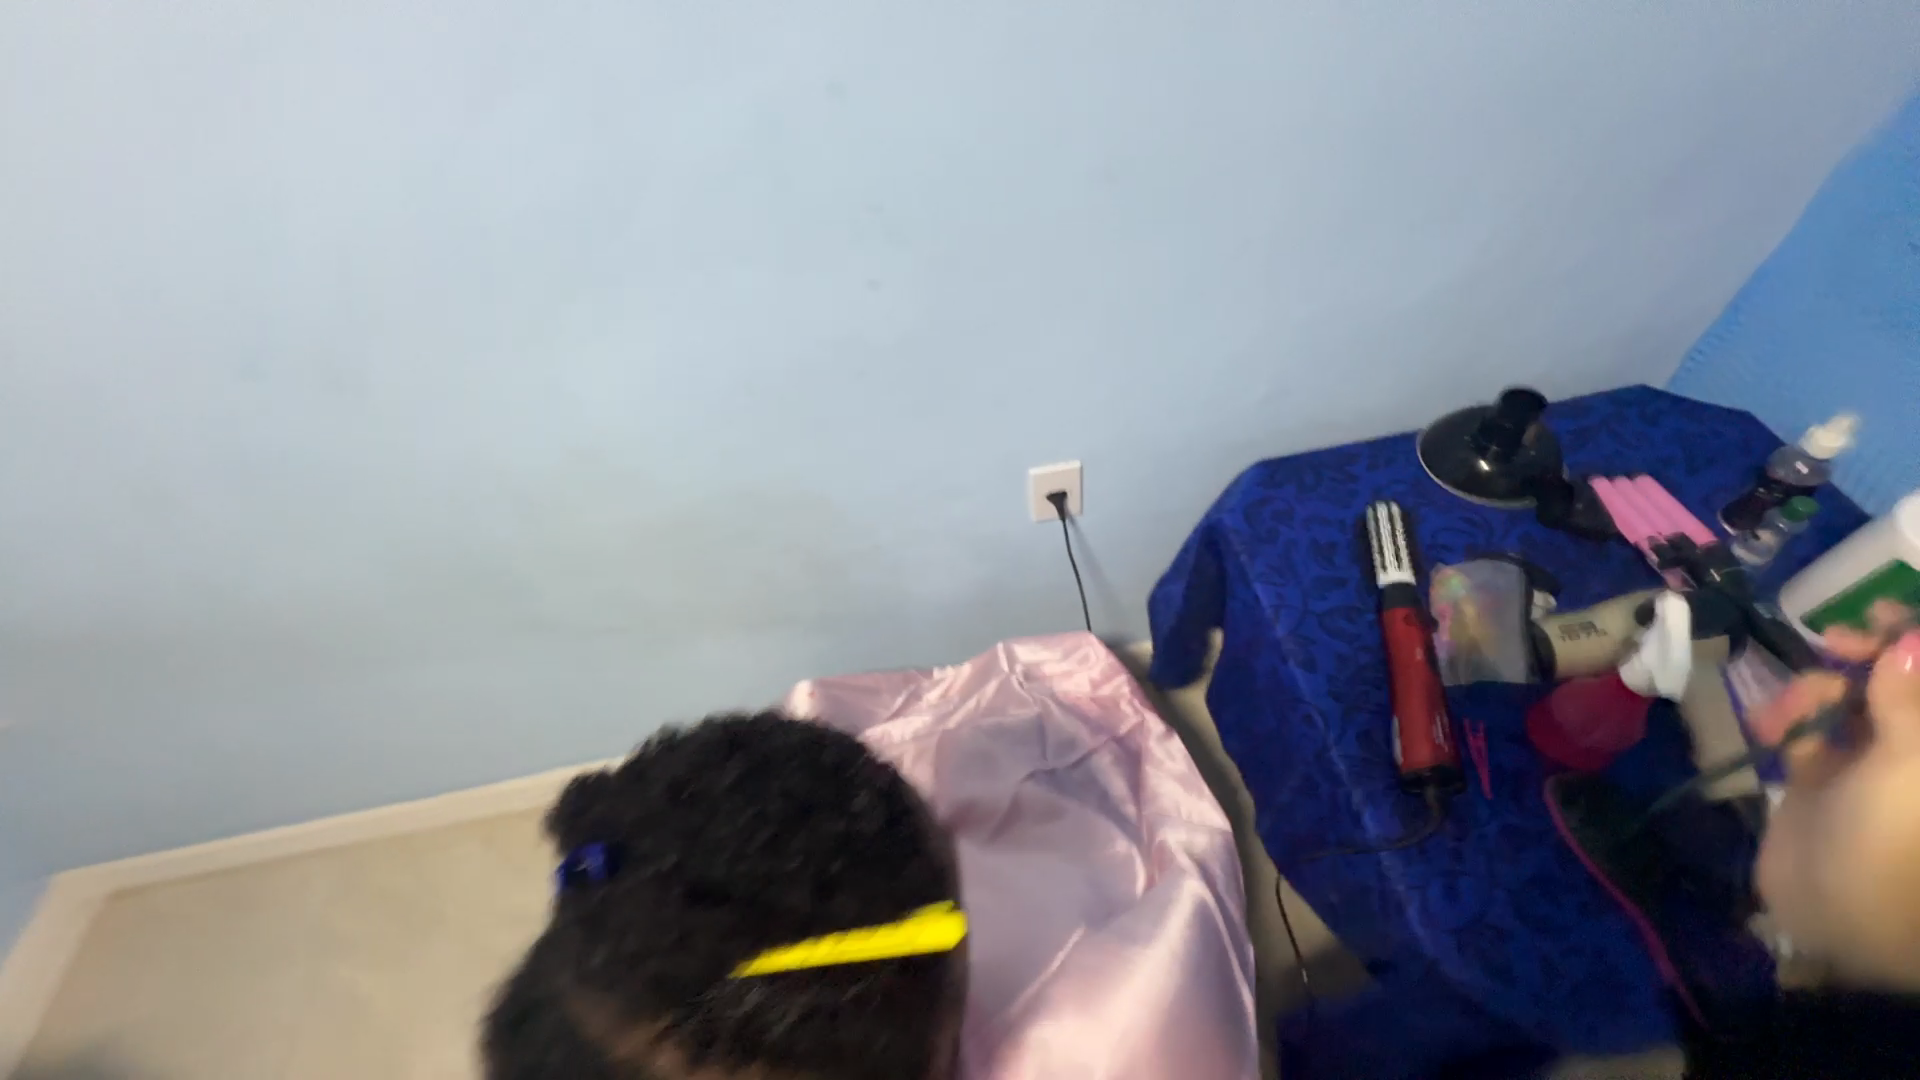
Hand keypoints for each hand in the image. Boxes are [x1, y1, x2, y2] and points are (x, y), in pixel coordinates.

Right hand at [1753, 604, 1919, 988]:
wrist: (1836, 912)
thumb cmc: (1889, 842)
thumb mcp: (1902, 767)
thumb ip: (1905, 701)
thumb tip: (1908, 635)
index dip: (1914, 643)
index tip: (1880, 615)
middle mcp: (1916, 746)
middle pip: (1898, 683)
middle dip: (1867, 657)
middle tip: (1833, 642)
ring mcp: (1875, 761)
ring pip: (1847, 698)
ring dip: (1813, 692)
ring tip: (1790, 711)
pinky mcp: (1823, 773)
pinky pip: (1807, 728)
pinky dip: (1785, 720)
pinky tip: (1768, 730)